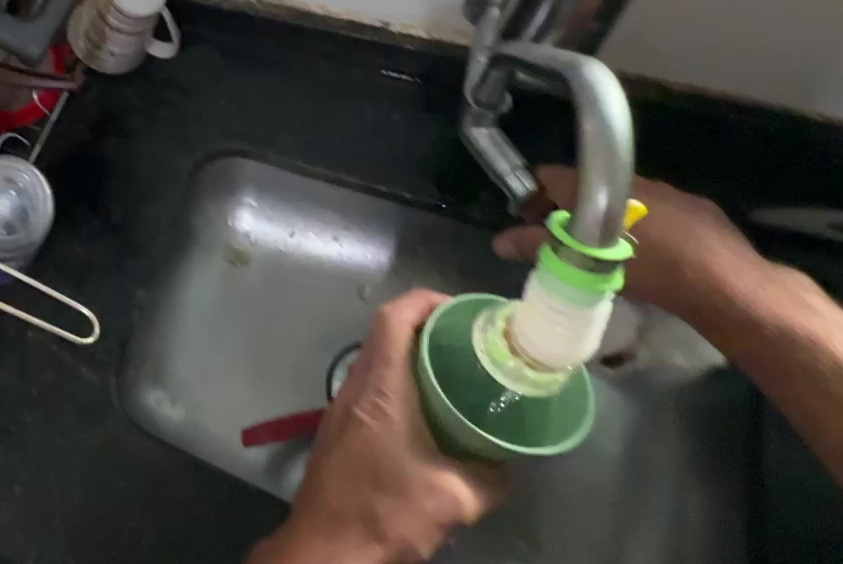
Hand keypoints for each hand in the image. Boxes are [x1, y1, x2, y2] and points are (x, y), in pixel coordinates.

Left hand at [251, 290, 506, 563]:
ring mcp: (344, 403)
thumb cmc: (386, 511)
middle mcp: (357, 384)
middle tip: (468, 339)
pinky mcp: (342, 424)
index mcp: (380, 387)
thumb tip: (513, 466)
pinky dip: (400, 380)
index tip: (459, 309)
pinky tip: (429, 408)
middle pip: (384, 332)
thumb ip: (490, 478)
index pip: (392, 319)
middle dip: (424, 325)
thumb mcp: (454, 499)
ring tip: (455, 369)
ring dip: (411, 354)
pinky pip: (372, 384)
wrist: (329, 545)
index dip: (423, 302)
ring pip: (376, 358)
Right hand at [491, 165, 777, 323]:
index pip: (548, 175)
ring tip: (611, 250)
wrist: (729, 286)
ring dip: (610, 218)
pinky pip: (661, 210)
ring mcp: (668, 192)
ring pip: (624, 198)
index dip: (533, 195)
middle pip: (586, 187)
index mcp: (596, 188)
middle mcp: (628, 180)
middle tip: (568, 240)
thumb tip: (498, 243)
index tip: (530, 219)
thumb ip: (538, 248)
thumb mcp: (584, 263)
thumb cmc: (649, 270)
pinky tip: (655, 254)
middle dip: (572, 210)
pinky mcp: (700, 207)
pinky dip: (649, 225)